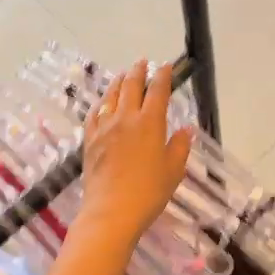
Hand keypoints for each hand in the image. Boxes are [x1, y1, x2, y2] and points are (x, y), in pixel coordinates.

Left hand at [76, 60, 193, 248]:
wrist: (112, 211)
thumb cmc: (149, 192)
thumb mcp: (174, 170)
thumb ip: (179, 146)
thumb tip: (185, 129)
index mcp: (150, 123)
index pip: (158, 91)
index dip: (163, 76)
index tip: (166, 66)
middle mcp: (126, 119)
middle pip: (131, 87)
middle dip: (139, 72)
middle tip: (143, 62)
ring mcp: (104, 128)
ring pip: (111, 97)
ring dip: (118, 82)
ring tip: (123, 75)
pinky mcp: (90, 141)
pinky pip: (94, 115)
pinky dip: (100, 104)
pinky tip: (102, 103)